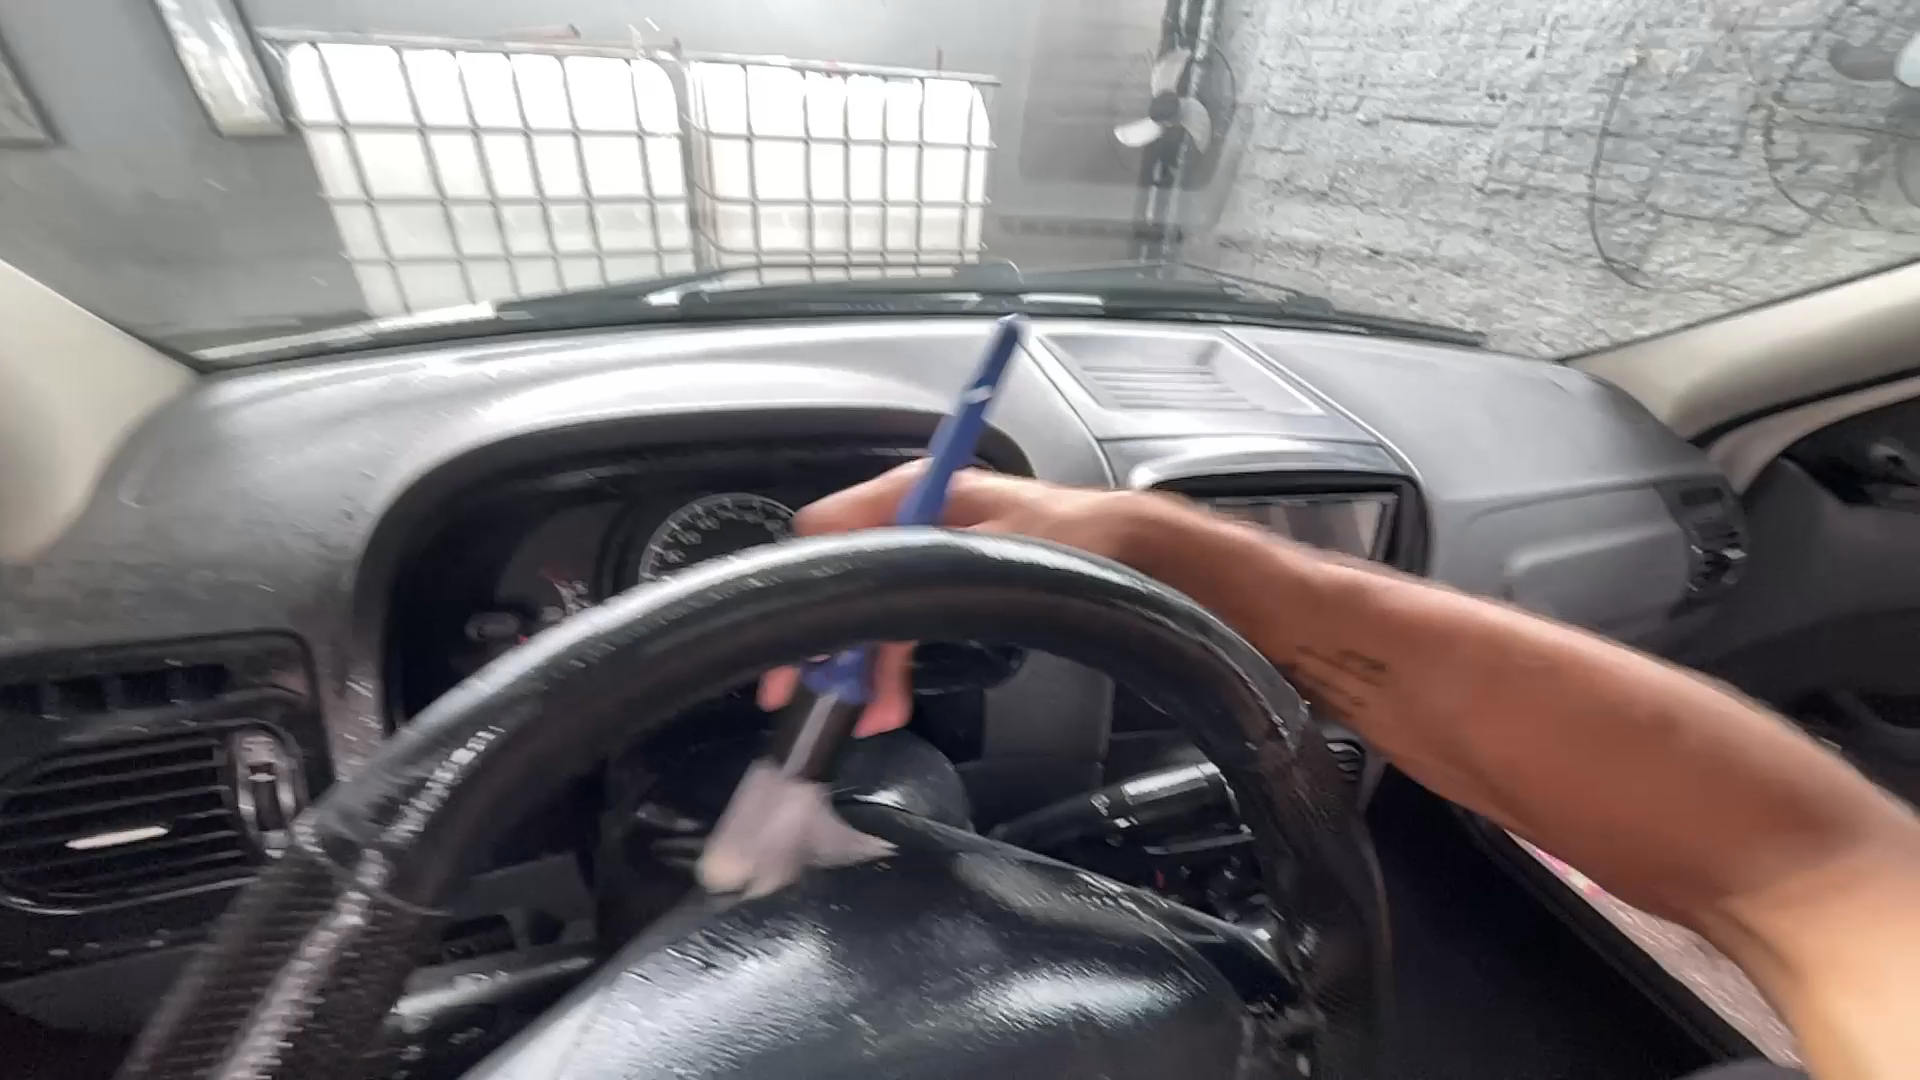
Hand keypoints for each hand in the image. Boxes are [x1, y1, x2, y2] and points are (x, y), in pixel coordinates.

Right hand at [757, 462, 1160, 735]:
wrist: (1118, 543)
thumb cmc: (1069, 533)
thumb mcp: (999, 551)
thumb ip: (930, 570)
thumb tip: (874, 603)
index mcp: (912, 493)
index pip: (826, 530)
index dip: (805, 585)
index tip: (796, 642)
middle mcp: (906, 515)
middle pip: (838, 576)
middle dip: (824, 638)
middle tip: (799, 693)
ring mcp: (918, 547)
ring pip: (864, 606)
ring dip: (860, 661)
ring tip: (870, 711)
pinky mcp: (934, 576)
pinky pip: (894, 618)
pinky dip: (887, 659)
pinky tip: (887, 696)